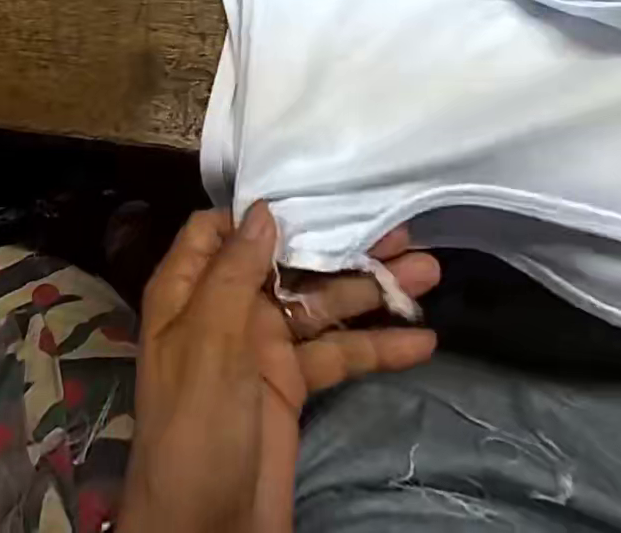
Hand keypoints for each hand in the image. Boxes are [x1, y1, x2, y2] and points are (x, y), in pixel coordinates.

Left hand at [116, 203, 440, 532]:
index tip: (313, 195)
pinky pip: (338, 353)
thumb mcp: (207, 343)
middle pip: (287, 262)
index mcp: (192, 289)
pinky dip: (377, 346)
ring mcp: (264, 344)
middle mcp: (229, 307)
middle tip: (400, 230)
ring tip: (428, 271)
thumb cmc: (195, 426)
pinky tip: (421, 340)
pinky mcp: (294, 382)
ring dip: (372, 290)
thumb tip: (263, 208)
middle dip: (340, 246)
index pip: (222, 230)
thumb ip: (233, 272)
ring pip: (321, 304)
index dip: (262, 212)